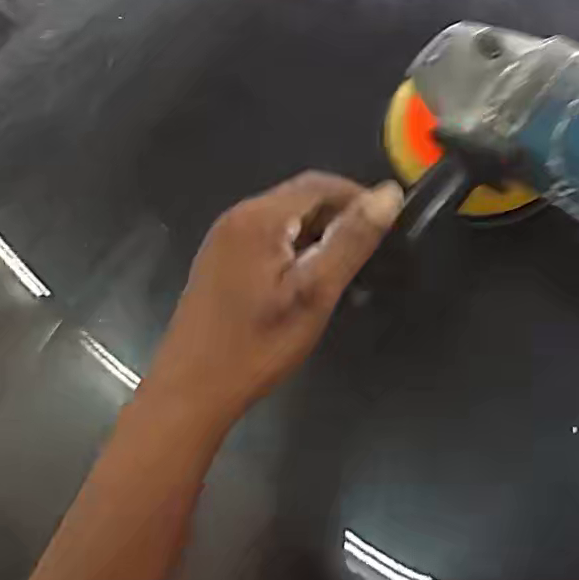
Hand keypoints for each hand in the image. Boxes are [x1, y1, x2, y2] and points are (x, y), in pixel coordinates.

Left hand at [149, 172, 401, 415]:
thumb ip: (353, 239)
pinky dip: (298, 244)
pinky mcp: (220, 260)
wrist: (189, 396)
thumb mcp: (316, 291)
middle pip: (302, 196)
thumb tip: (389, 194)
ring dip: (321, 230)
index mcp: (259, 217)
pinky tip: (308, 276)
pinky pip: (269, 234)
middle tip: (368, 248)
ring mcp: (224, 238)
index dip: (359, 196)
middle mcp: (238, 217)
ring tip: (343, 265)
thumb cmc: (258, 344)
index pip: (320, 183)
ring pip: (287, 216)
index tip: (386, 223)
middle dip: (340, 214)